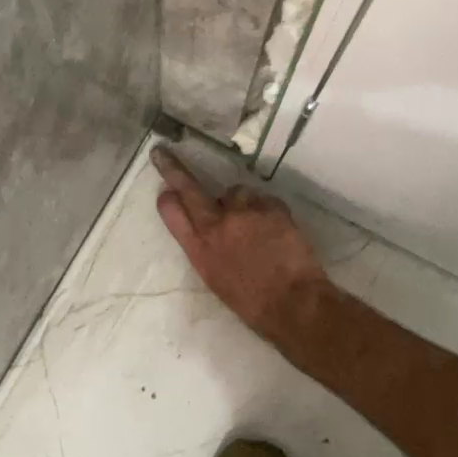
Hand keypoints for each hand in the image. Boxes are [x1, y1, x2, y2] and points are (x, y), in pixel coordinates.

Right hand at [151, 146, 333, 340]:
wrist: (293, 303)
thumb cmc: (253, 303)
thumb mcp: (216, 279)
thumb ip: (207, 248)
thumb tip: (208, 228)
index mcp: (198, 249)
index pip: (172, 213)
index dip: (167, 198)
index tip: (165, 188)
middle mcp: (215, 225)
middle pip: (190, 189)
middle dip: (174, 169)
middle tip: (164, 152)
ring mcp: (243, 212)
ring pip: (236, 192)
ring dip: (242, 203)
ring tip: (257, 226)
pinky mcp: (270, 207)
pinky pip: (264, 199)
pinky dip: (268, 210)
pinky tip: (276, 230)